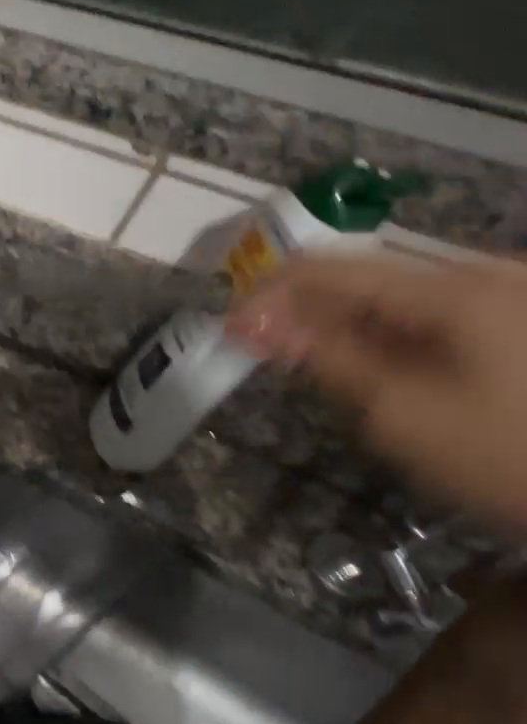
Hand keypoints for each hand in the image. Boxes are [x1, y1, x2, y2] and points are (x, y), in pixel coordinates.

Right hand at [229, 255, 526, 527]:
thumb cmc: (508, 454)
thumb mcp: (400, 411)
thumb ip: (326, 357)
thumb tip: (260, 323)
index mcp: (454, 291)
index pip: (326, 270)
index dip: (265, 296)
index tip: (226, 330)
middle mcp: (488, 276)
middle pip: (366, 278)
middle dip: (307, 313)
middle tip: (268, 354)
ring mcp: (515, 296)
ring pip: (399, 298)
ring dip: (347, 328)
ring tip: (322, 370)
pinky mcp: (525, 320)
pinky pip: (436, 315)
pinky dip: (392, 337)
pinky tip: (382, 372)